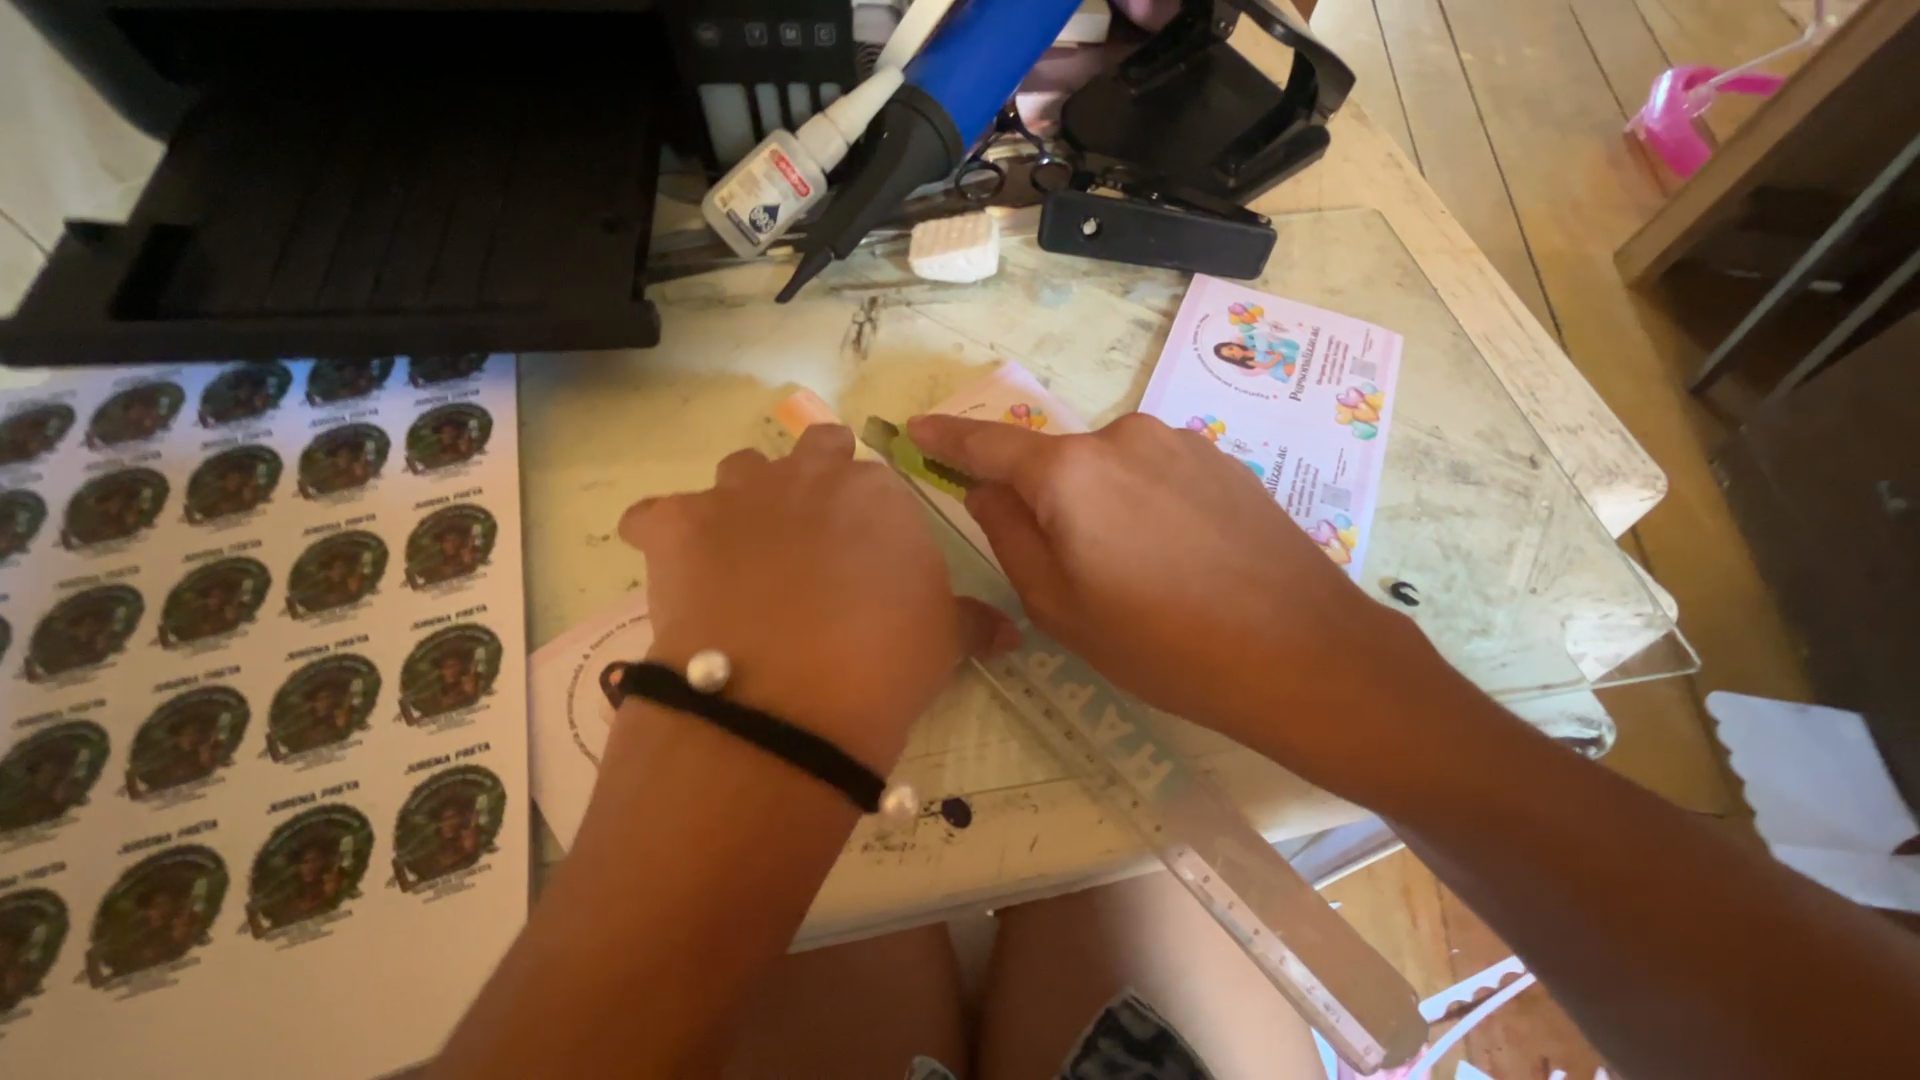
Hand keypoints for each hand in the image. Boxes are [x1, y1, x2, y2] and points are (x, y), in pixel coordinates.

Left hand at [619, 424, 1009, 771]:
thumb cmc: (883, 663)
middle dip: (814, 480)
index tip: (866, 555)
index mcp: (877, 493)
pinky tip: (673, 564)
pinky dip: (663, 533)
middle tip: (813, 538)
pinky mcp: (677, 527)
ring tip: (745, 552)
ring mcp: (738, 496)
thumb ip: (972, 622)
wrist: (790, 701)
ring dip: (744, 499)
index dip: (868, 516)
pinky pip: (655, 514)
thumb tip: (1010, 632)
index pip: (876, 481)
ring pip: (739, 470)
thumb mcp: (942, 642)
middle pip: (812, 451)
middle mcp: (808, 477)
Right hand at [907, 413, 1469, 794]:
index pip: (991, 445)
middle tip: (1077, 575)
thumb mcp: (1061, 609)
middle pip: (1060, 465)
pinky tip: (1184, 562)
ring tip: (1143, 577)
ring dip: (1105, 509)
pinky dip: (1148, 508)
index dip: (949, 437)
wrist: (1302, 654)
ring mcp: (1181, 443)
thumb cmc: (1163, 645)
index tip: (918, 428)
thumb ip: (1010, 538)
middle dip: (1051, 506)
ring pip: (1112, 471)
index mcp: (1070, 474)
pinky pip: (1158, 476)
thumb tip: (987, 490)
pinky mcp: (1225, 460)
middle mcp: (1123, 438)